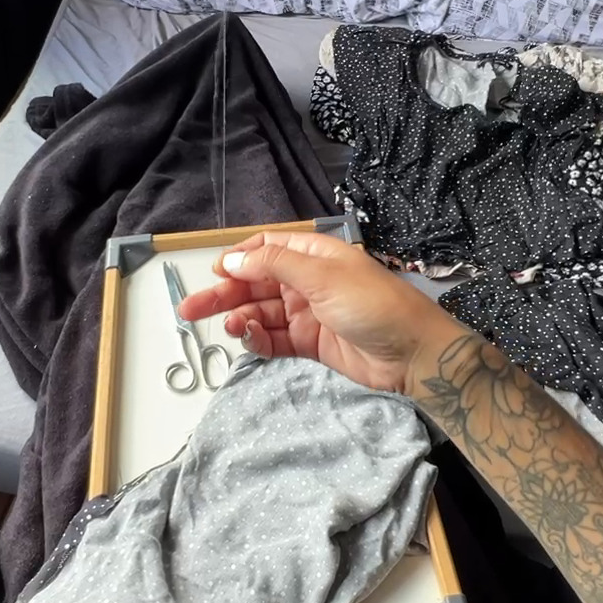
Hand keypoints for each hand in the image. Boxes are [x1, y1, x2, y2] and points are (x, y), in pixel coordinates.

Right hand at [176, 231, 466, 393]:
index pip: (267, 250)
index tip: (215, 272)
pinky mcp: (311, 343)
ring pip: (262, 313)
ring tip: (229, 327)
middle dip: (225, 294)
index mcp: (313, 255)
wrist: (412, 353)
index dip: (239, 260)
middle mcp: (308, 282)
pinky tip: (247, 337)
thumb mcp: (322, 276)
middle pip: (256, 284)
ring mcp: (308, 313)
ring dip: (241, 318)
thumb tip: (233, 259)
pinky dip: (258, 338)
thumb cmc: (373, 304)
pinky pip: (275, 338)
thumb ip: (274, 266)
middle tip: (191, 310)